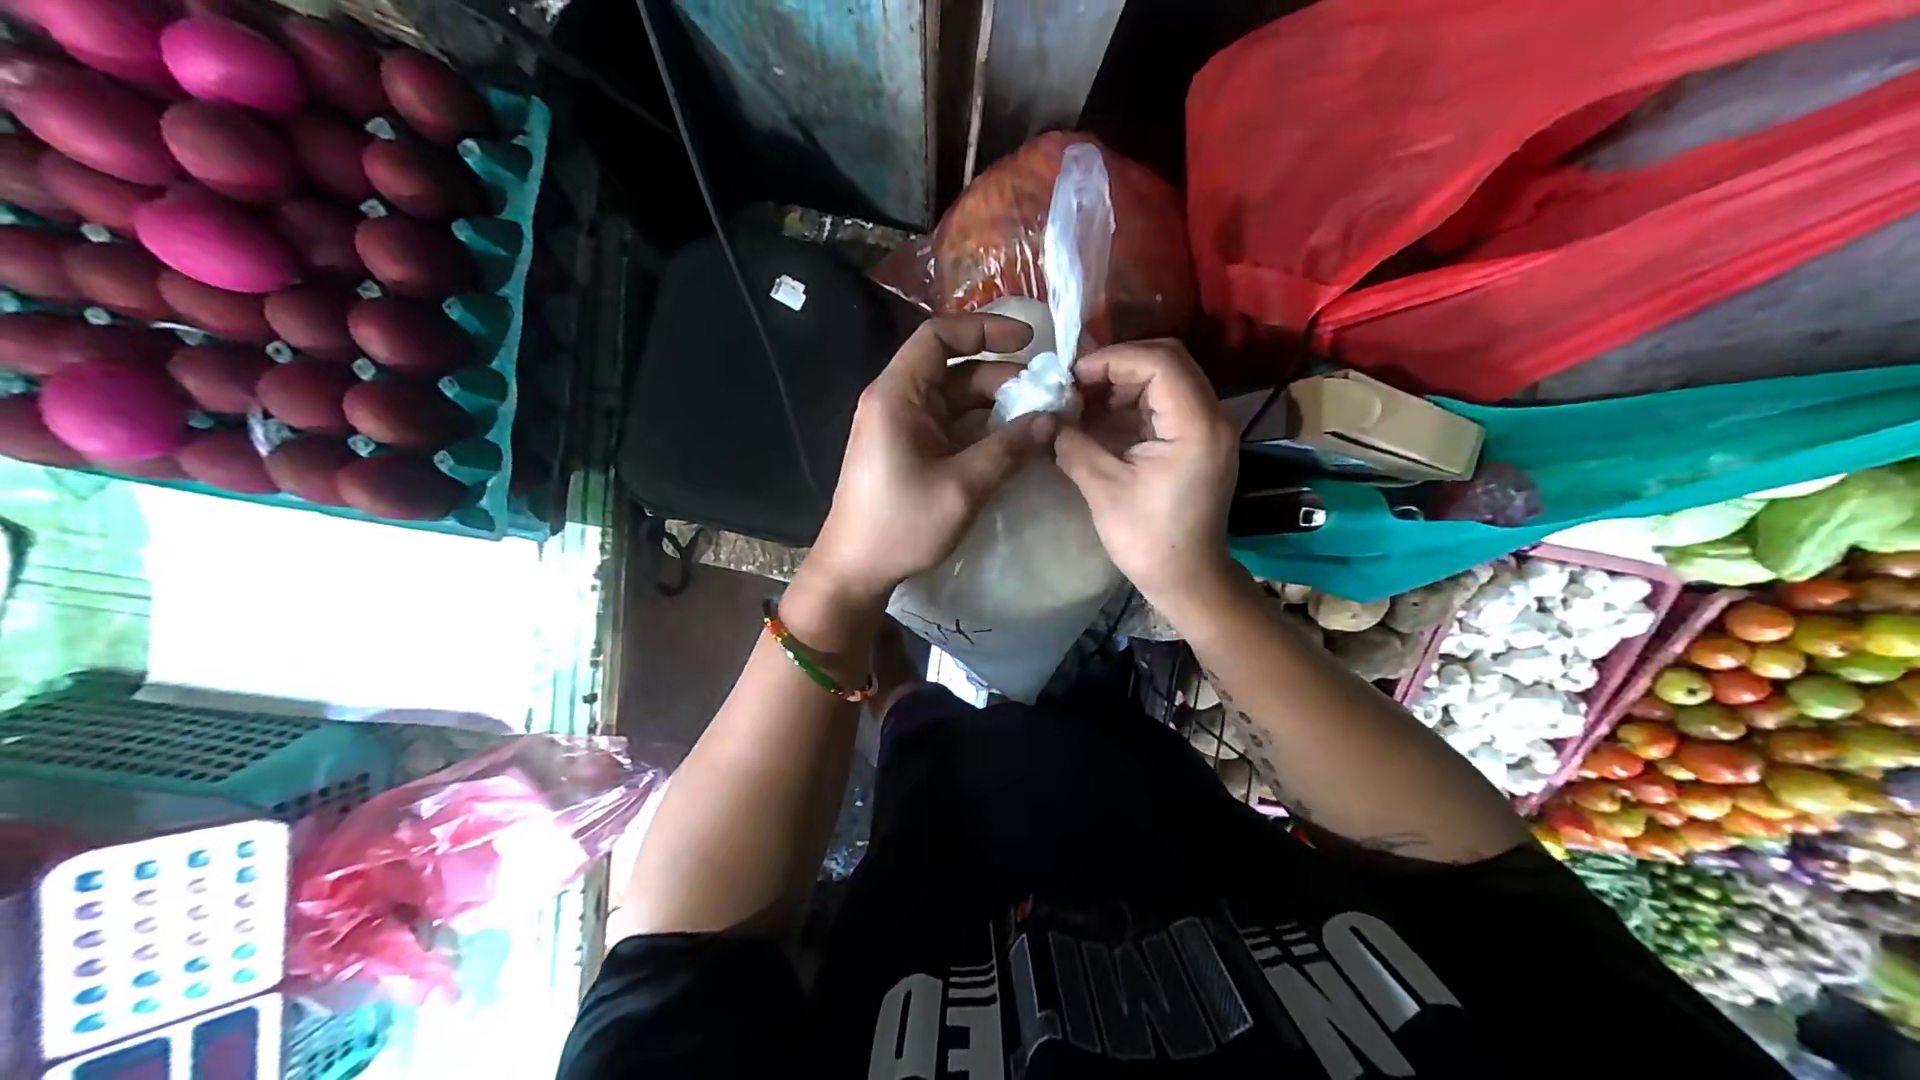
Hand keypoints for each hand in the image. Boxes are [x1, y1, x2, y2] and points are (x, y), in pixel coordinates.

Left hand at [807, 314, 1058, 602]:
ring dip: (996, 407)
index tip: (1029, 341)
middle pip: (954, 370)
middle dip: (1002, 378)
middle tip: (1047, 397)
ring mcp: (903, 428)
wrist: (855, 570)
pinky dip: (982, 430)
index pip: (939, 336)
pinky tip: (1014, 444)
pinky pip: (951, 427)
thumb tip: (1052, 419)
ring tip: (1039, 421)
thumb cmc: (901, 524)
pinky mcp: (909, 452)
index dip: (985, 329)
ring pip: (956, 401)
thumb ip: (1009, 449)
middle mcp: (897, 402)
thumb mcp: (962, 486)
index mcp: (897, 395)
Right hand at [1053, 339, 1239, 606]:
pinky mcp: (1196, 439)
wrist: (1187, 577)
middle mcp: (1211, 416)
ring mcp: (1207, 427)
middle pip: (1167, 360)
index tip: (1074, 377)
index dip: (1113, 359)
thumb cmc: (1147, 539)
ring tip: (1083, 401)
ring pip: (1166, 379)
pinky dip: (1131, 403)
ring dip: (1122, 383)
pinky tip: (1099, 419)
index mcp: (1196, 426)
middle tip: (1077, 384)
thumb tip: (1046, 417)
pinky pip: (1165, 403)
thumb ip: (1074, 444)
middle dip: (1117, 365)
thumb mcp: (1103, 489)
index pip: (1160, 362)